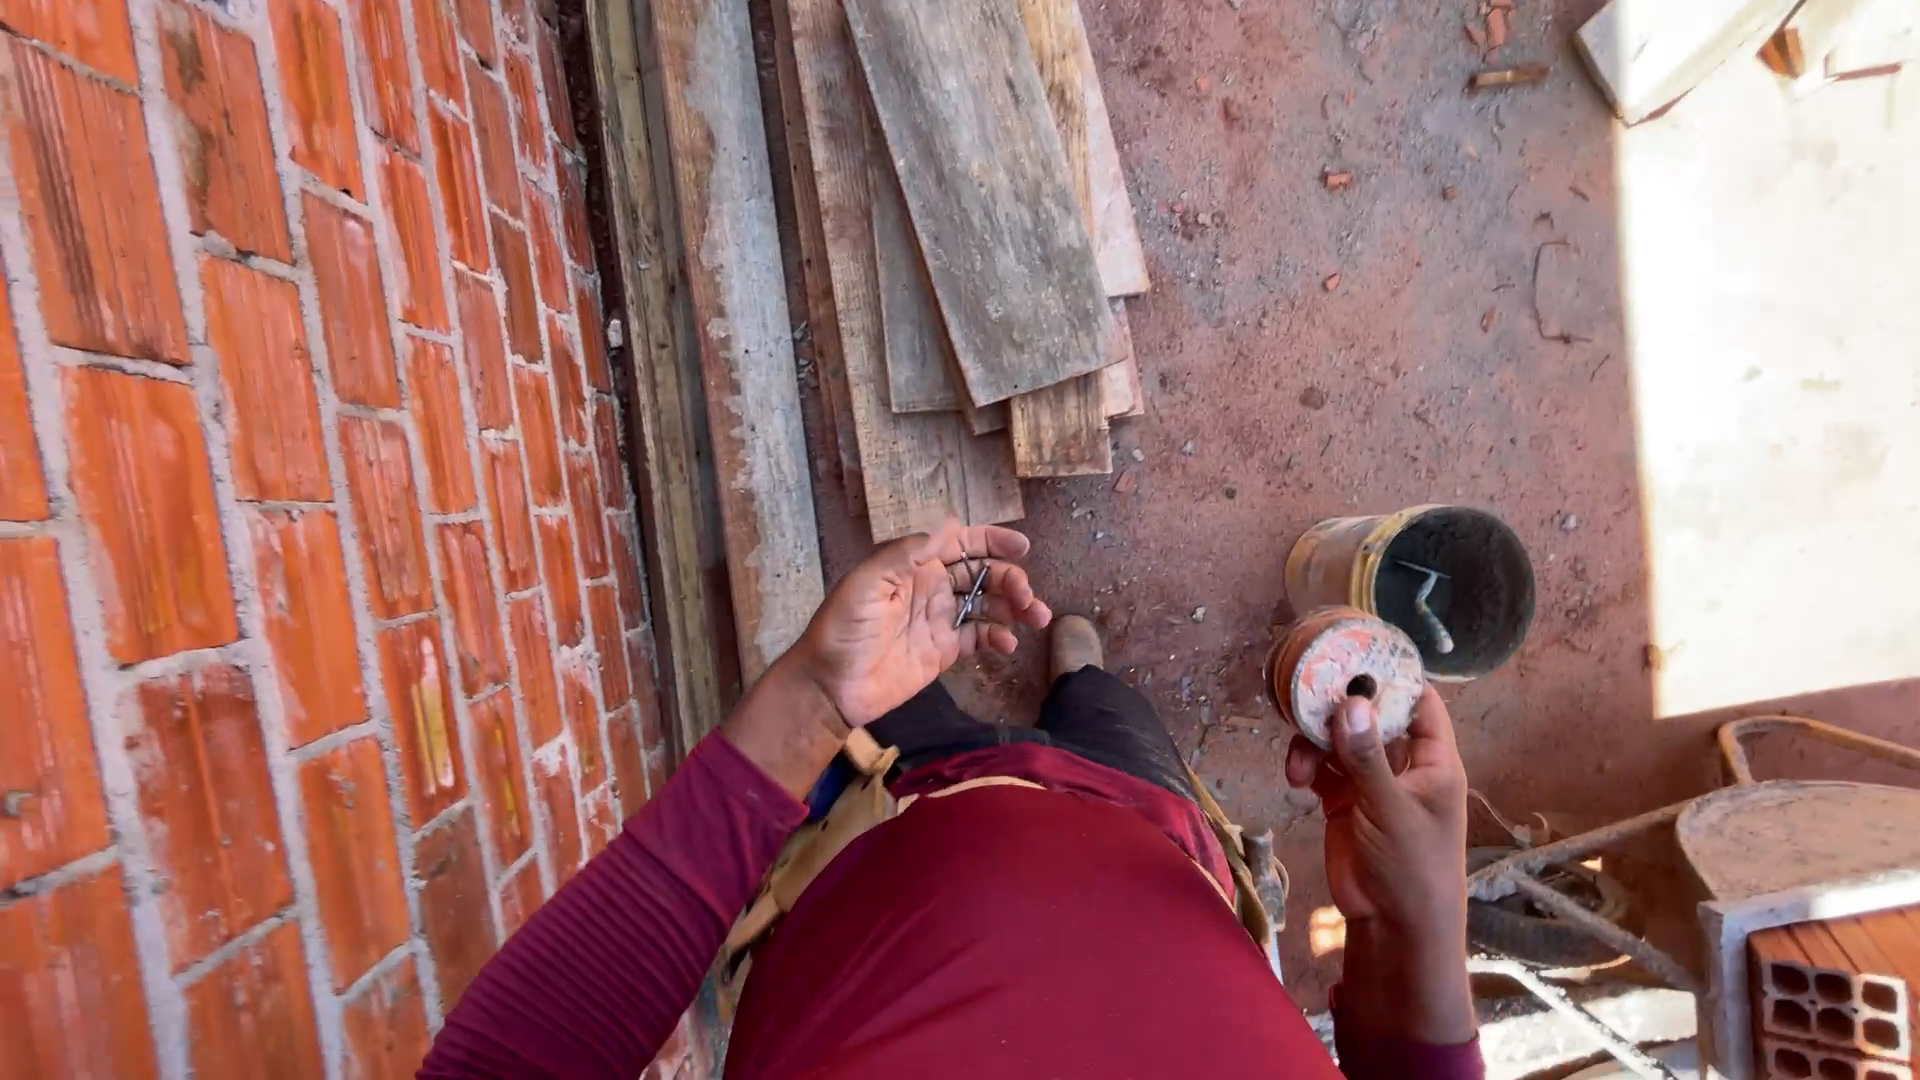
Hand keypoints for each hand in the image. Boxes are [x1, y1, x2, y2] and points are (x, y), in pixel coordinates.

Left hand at [789, 520, 1051, 727]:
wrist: (831, 686)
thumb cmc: (843, 629)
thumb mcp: (868, 583)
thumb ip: (908, 554)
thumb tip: (950, 525)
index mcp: (914, 565)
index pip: (960, 543)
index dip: (992, 540)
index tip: (1021, 546)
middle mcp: (932, 586)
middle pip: (982, 573)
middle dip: (1010, 578)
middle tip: (1027, 595)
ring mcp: (940, 619)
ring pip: (987, 604)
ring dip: (1014, 606)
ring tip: (1035, 617)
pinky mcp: (944, 651)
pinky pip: (979, 637)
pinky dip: (998, 637)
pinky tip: (1008, 644)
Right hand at [1286, 685, 1473, 1043]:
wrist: (1391, 926)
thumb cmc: (1413, 868)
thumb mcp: (1391, 809)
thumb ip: (1367, 757)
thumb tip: (1348, 702)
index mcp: (1432, 761)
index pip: (1420, 703)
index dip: (1395, 676)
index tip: (1358, 650)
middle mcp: (1401, 762)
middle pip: (1368, 714)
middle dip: (1338, 704)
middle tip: (1307, 692)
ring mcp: (1369, 779)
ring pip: (1336, 737)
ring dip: (1313, 740)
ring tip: (1300, 759)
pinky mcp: (1341, 797)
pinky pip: (1318, 764)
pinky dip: (1304, 765)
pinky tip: (1297, 780)